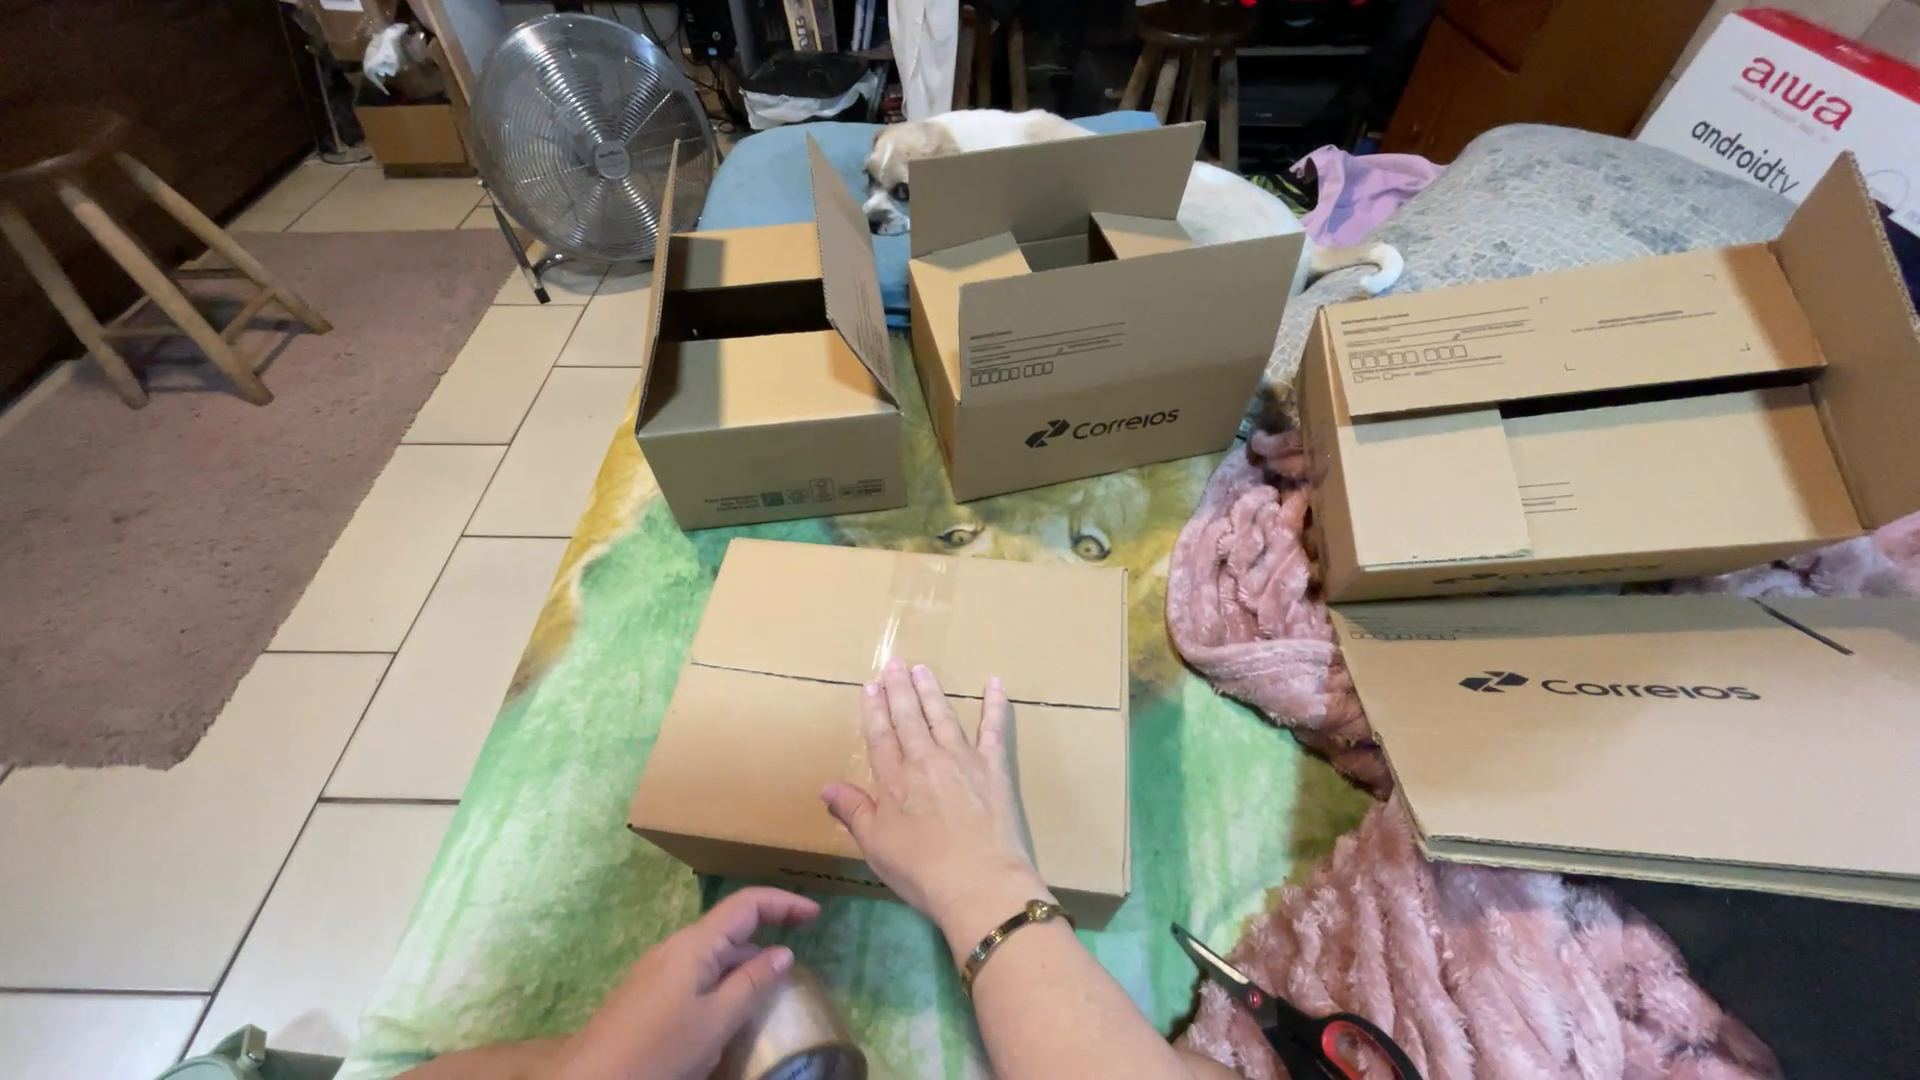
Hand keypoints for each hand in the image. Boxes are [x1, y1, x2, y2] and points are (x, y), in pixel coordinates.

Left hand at [552, 887, 819, 1079]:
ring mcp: (658, 969)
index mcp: (696, 943)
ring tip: (769, 992)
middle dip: (766, 934)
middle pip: (731, 927)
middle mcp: (676, 946)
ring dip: (744, 964)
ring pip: (713, 954)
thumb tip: (784, 951)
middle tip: (798, 956)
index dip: (784, 902)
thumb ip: (752, 983)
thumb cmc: (656, 1052)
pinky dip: (722, 982)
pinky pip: (696, 974)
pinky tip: (728, 1015)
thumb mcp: (716, 1023)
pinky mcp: (647, 993)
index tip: (816, 914)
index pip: (748, 903)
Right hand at [821, 657, 1051, 959]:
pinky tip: (995, 682)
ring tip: (923, 669)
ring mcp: (962, 759)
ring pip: (942, 715)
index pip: (881, 736)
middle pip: (909, 717)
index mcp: (895, 780)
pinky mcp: (994, 766)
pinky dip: (996, 704)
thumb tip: (826, 786)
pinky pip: (995, 728)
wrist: (980, 883)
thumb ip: (853, 812)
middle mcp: (926, 760)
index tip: (870, 685)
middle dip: (899, 688)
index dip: (875, 710)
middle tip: (895, 662)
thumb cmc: (922, 872)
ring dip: (931, 690)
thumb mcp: (876, 847)